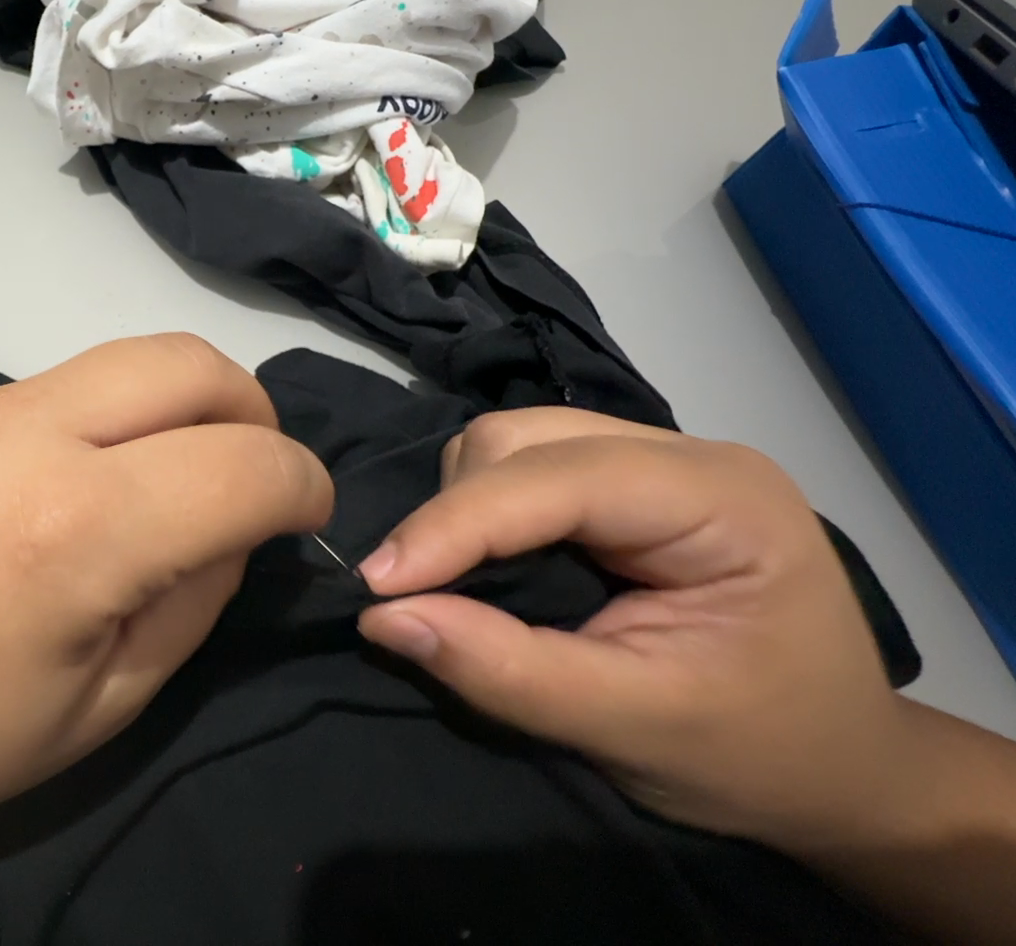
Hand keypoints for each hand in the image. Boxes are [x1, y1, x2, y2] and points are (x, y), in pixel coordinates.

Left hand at [0, 334, 333, 843]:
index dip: (303, 487)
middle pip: (189, 363)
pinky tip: (83, 485)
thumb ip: (188, 602)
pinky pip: (60, 386)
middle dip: (252, 412)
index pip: (246, 464)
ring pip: (123, 359)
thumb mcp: (97, 708)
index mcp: (76, 527)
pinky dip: (110, 417)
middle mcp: (26, 435)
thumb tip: (231, 531)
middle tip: (253, 481)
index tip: (305, 518)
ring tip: (173, 481)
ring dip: (180, 406)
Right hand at [353, 407, 908, 849]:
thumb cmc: (755, 754)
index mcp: (722, 503)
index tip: (378, 585)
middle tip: (420, 594)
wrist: (826, 764)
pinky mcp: (613, 481)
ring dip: (457, 509)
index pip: (559, 479)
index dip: (457, 524)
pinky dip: (472, 511)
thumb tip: (382, 618)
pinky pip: (509, 466)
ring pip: (503, 443)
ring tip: (456, 583)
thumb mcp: (632, 727)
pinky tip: (485, 563)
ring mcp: (646, 460)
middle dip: (454, 514)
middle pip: (518, 441)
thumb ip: (506, 670)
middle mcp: (680, 456)